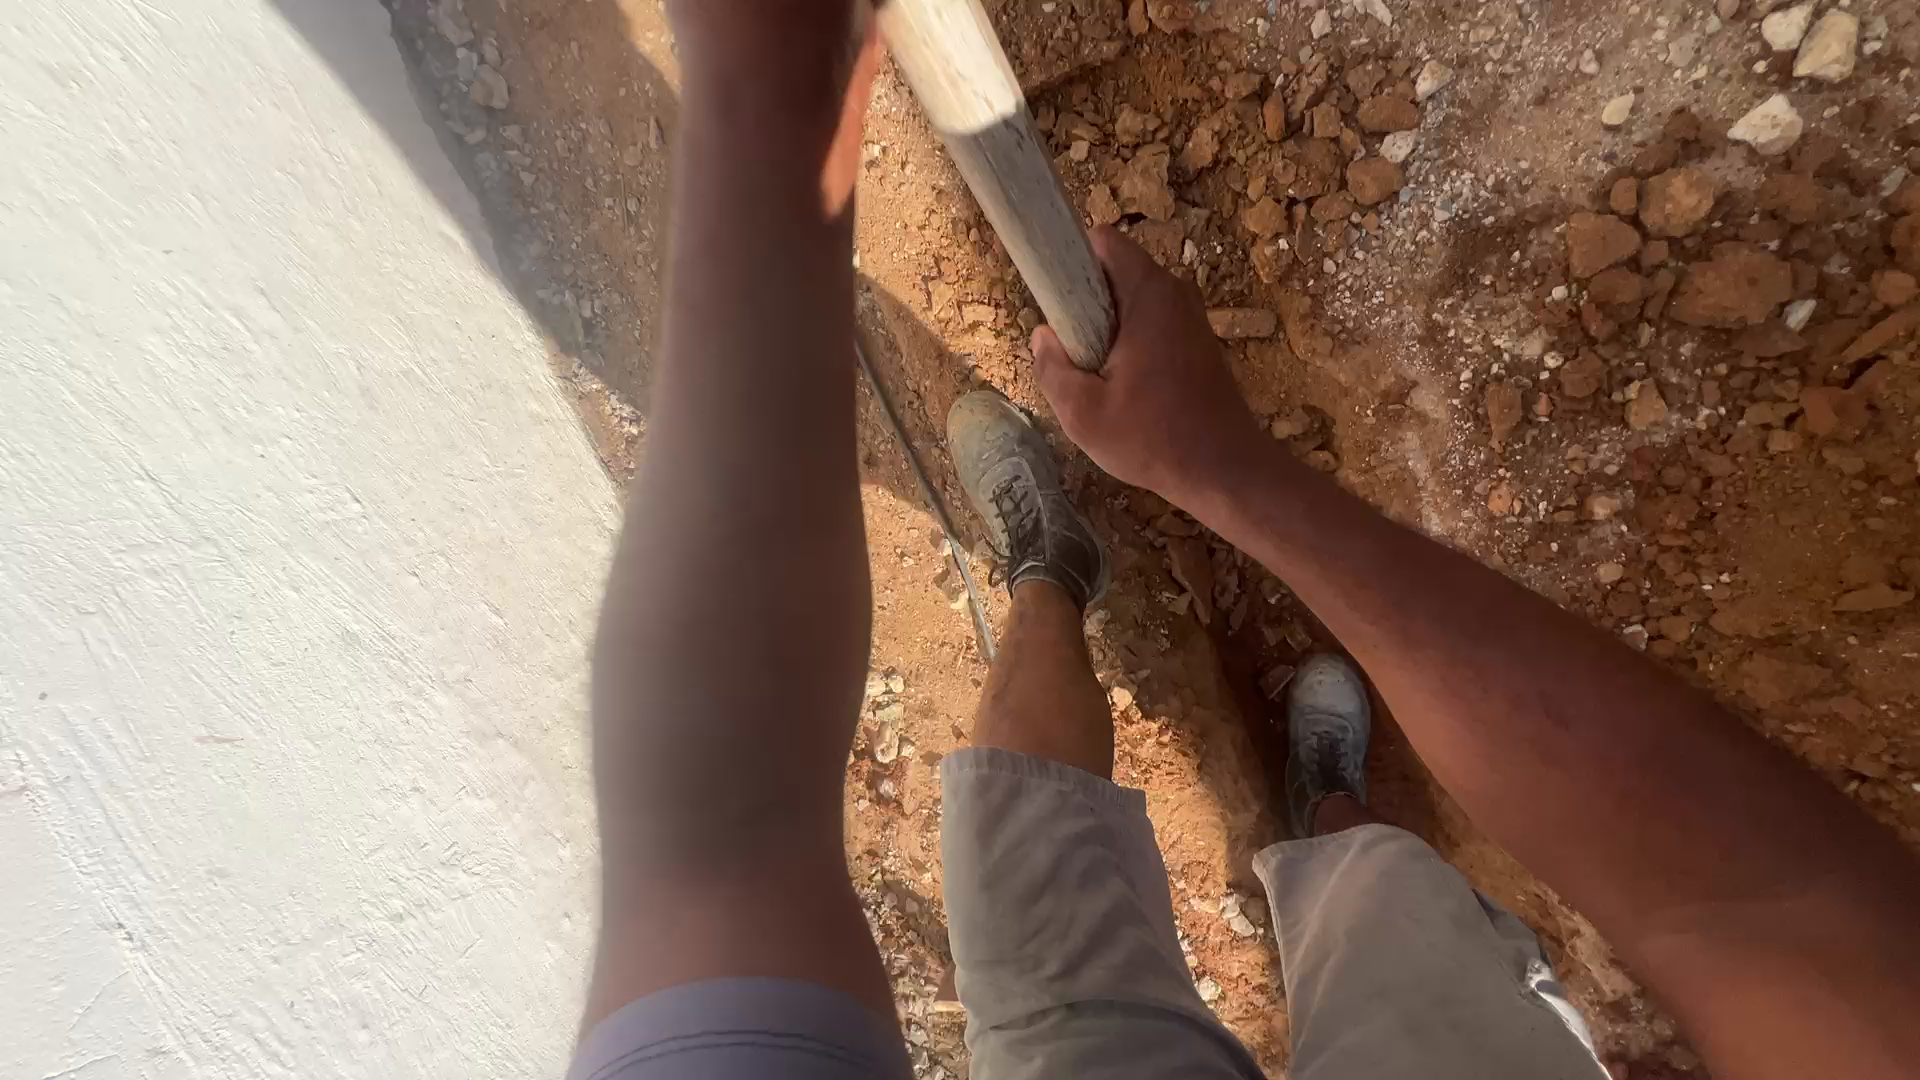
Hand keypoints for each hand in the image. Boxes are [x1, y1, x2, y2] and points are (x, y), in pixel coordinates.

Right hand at [1034, 227, 1272, 505]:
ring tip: (1094, 377)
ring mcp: (1190, 317)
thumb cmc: (1152, 439)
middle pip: (1113, 273)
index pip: (1102, 242)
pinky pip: (1149, 324)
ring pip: (1130, 303)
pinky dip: (1128, 345)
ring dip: (1104, 330)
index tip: (1052, 304)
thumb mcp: (1082, 413)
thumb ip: (1052, 368)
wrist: (1223, 470)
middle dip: (1083, 305)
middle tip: (1070, 354)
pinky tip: (1121, 389)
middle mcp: (1174, 294)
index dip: (1069, 263)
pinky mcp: (1196, 342)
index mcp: (1148, 295)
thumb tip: (1043, 336)